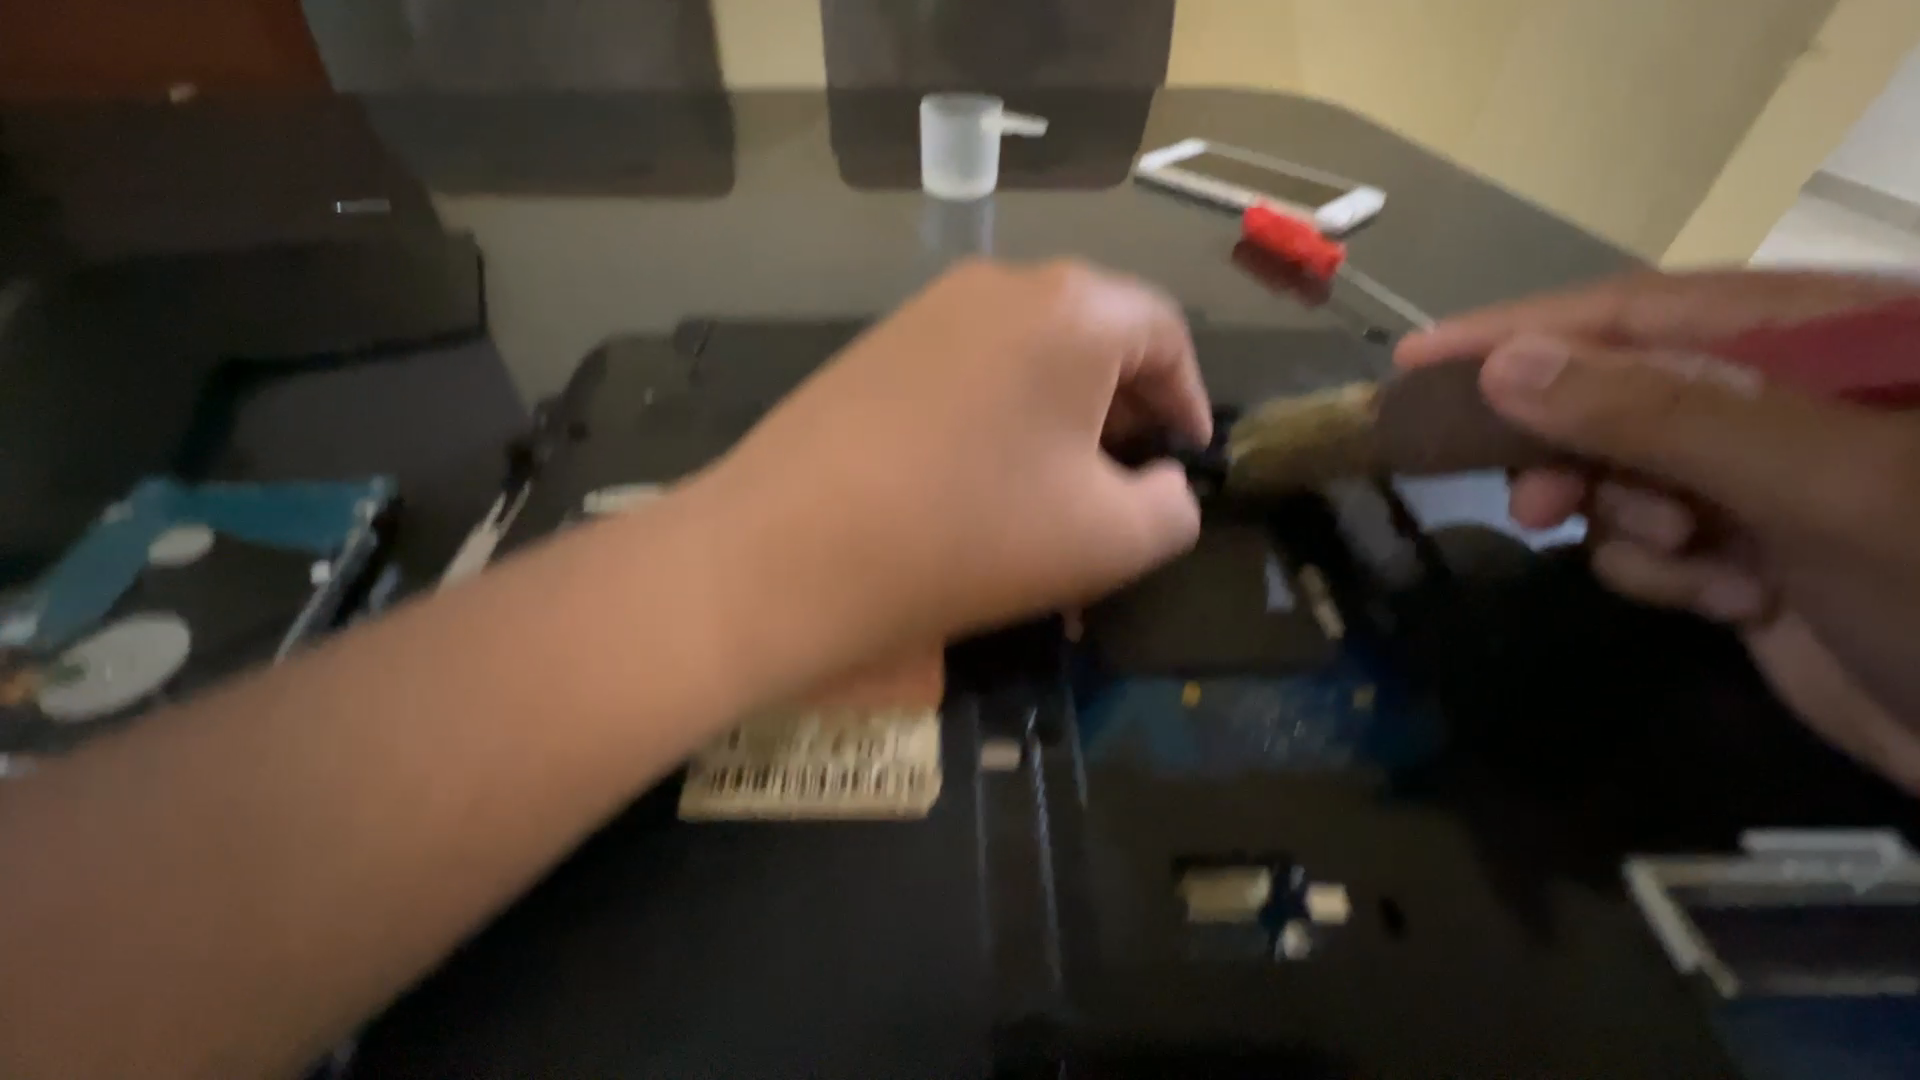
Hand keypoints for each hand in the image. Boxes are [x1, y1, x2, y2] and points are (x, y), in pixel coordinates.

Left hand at [698, 258, 1210, 652]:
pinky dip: (998, 416)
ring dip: (1057, 415)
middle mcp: (998, 285)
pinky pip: (967, 372)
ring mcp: (924, 312)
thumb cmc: (970, 538)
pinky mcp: (874, 349)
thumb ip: (1172, 508)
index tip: (1184, 462)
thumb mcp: (1111, 541)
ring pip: (1026, 356)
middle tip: (1123, 482)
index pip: (1164, 333)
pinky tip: (980, 477)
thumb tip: (1161, 481)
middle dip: (1123, 409)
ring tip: (1054, 488)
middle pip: (1093, 337)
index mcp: (1071, 308)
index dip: (1187, 401)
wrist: (786, 553)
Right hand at [1396, 269, 1919, 792]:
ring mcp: (1764, 477)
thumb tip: (1504, 367)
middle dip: (1566, 448)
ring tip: (1668, 555)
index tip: (1416, 358)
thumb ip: (1658, 414)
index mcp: (1829, 340)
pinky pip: (1644, 542)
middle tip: (1532, 498)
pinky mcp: (1746, 549)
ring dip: (1616, 517)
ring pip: (1615, 472)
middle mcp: (1786, 397)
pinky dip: (1657, 571)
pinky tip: (1727, 601)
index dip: (1520, 329)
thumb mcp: (1819, 484)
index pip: (1640, 308)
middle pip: (1612, 393)